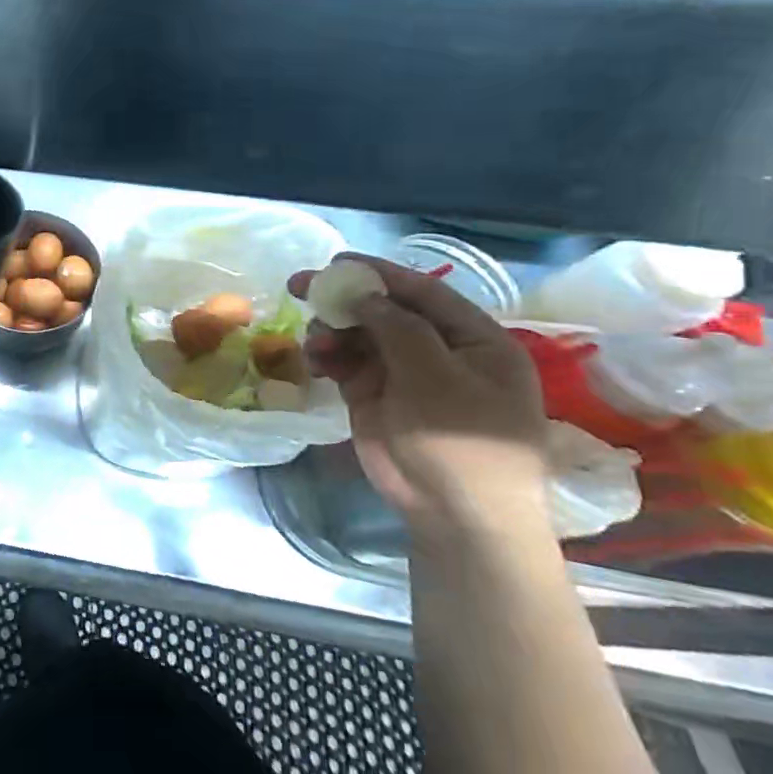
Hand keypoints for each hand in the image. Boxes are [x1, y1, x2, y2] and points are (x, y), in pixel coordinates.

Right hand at [289, 254, 550, 537]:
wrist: (454, 512)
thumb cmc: (460, 440)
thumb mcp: (435, 375)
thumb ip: (398, 327)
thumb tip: (363, 295)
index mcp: (473, 340)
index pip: (422, 292)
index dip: (379, 273)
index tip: (335, 261)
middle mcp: (439, 350)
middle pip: (384, 310)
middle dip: (344, 299)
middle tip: (299, 287)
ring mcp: (404, 373)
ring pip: (359, 334)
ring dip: (332, 330)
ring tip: (315, 343)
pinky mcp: (374, 394)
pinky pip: (345, 362)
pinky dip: (327, 356)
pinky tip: (315, 361)